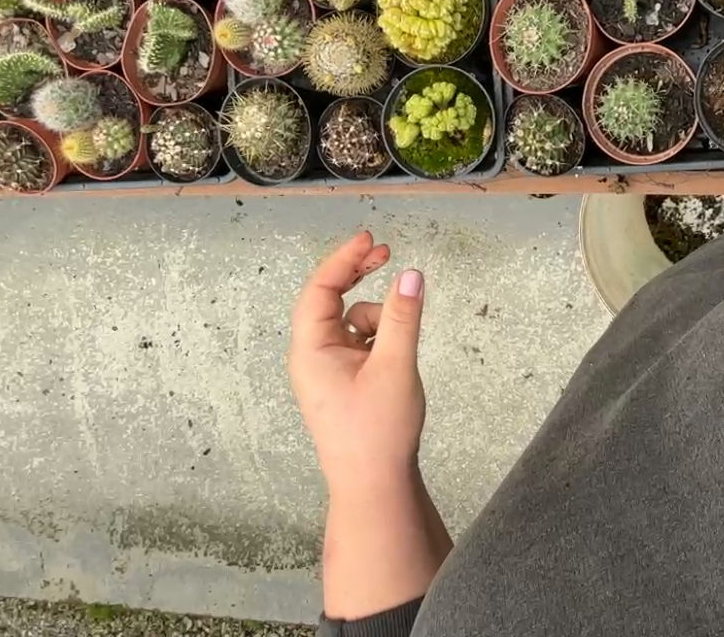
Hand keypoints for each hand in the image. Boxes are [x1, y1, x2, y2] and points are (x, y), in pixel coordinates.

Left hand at [288, 231, 425, 496]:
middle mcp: (313, 355)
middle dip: (357, 274)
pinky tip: (398, 357)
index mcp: (311, 350)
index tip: (371, 239)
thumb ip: (404, 316)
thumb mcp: (395, 365)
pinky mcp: (346, 378)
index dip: (343, 259)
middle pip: (330, 299)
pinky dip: (383, 336)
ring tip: (400, 348)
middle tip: (386, 252)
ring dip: (380, 317)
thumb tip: (412, 273)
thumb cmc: (378, 428)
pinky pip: (363, 340)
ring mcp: (329, 368)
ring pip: (354, 320)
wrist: (375, 484)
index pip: (320, 290)